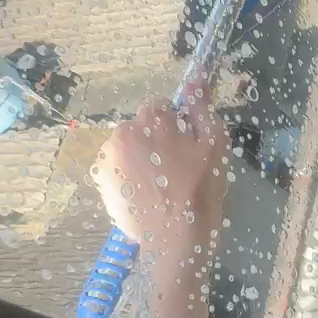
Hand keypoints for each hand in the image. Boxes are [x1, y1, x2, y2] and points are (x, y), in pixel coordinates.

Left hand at [93, 98, 228, 245]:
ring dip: (144, 159)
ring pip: (130, 149)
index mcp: (147, 121)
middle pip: (142, 127)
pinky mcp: (102, 185)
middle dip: (158, 141)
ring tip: (165, 185)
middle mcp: (119, 135)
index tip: (190, 147)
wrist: (177, 240)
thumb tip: (195, 77)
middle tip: (180, 168)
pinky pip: (120, 170)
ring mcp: (106, 162)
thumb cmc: (201, 190)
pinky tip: (150, 196)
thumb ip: (202, 108)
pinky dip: (133, 178)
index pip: (161, 107)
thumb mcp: (215, 144)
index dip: (178, 125)